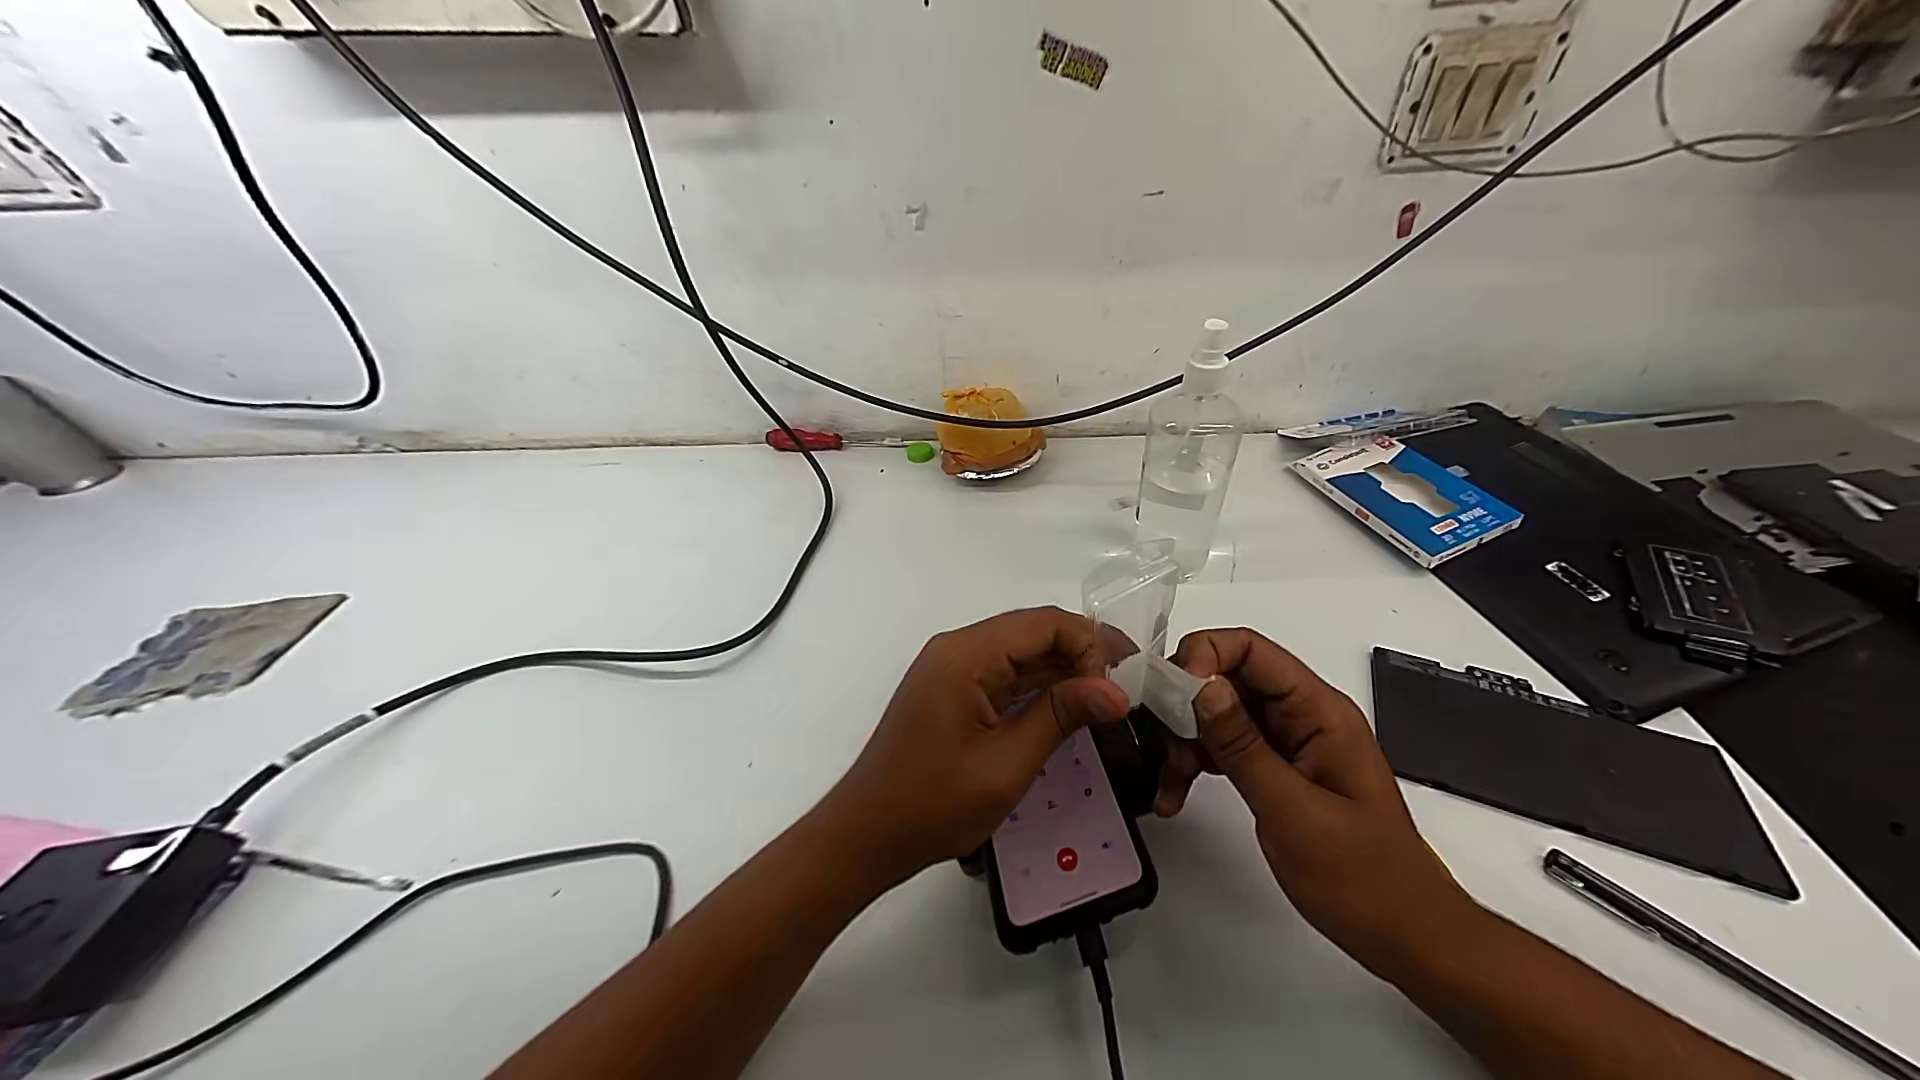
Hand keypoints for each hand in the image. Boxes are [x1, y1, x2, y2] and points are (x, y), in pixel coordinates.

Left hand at [813, 607, 1129, 888]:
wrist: (868, 833)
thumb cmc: (932, 804)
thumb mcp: (1006, 765)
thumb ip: (1061, 717)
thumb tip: (1116, 690)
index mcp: (966, 655)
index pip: (1044, 623)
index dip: (1090, 644)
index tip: (1118, 686)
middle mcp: (957, 648)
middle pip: (1033, 631)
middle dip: (1083, 652)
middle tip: (1127, 685)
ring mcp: (953, 668)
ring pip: (1022, 652)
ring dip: (1064, 669)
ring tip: (1108, 696)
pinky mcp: (953, 689)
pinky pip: (1005, 674)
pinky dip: (1039, 686)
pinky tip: (1070, 706)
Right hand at [1170, 628, 1475, 967]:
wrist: (1402, 932)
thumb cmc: (1365, 879)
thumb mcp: (1293, 810)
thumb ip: (1242, 745)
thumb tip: (1203, 687)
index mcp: (1319, 712)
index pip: (1251, 649)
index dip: (1204, 656)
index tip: (1173, 693)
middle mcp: (1302, 716)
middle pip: (1227, 677)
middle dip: (1186, 705)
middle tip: (1165, 743)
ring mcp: (1287, 740)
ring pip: (1217, 712)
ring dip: (1185, 740)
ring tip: (1171, 780)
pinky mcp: (1274, 764)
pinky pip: (1222, 744)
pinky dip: (1194, 762)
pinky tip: (1177, 790)